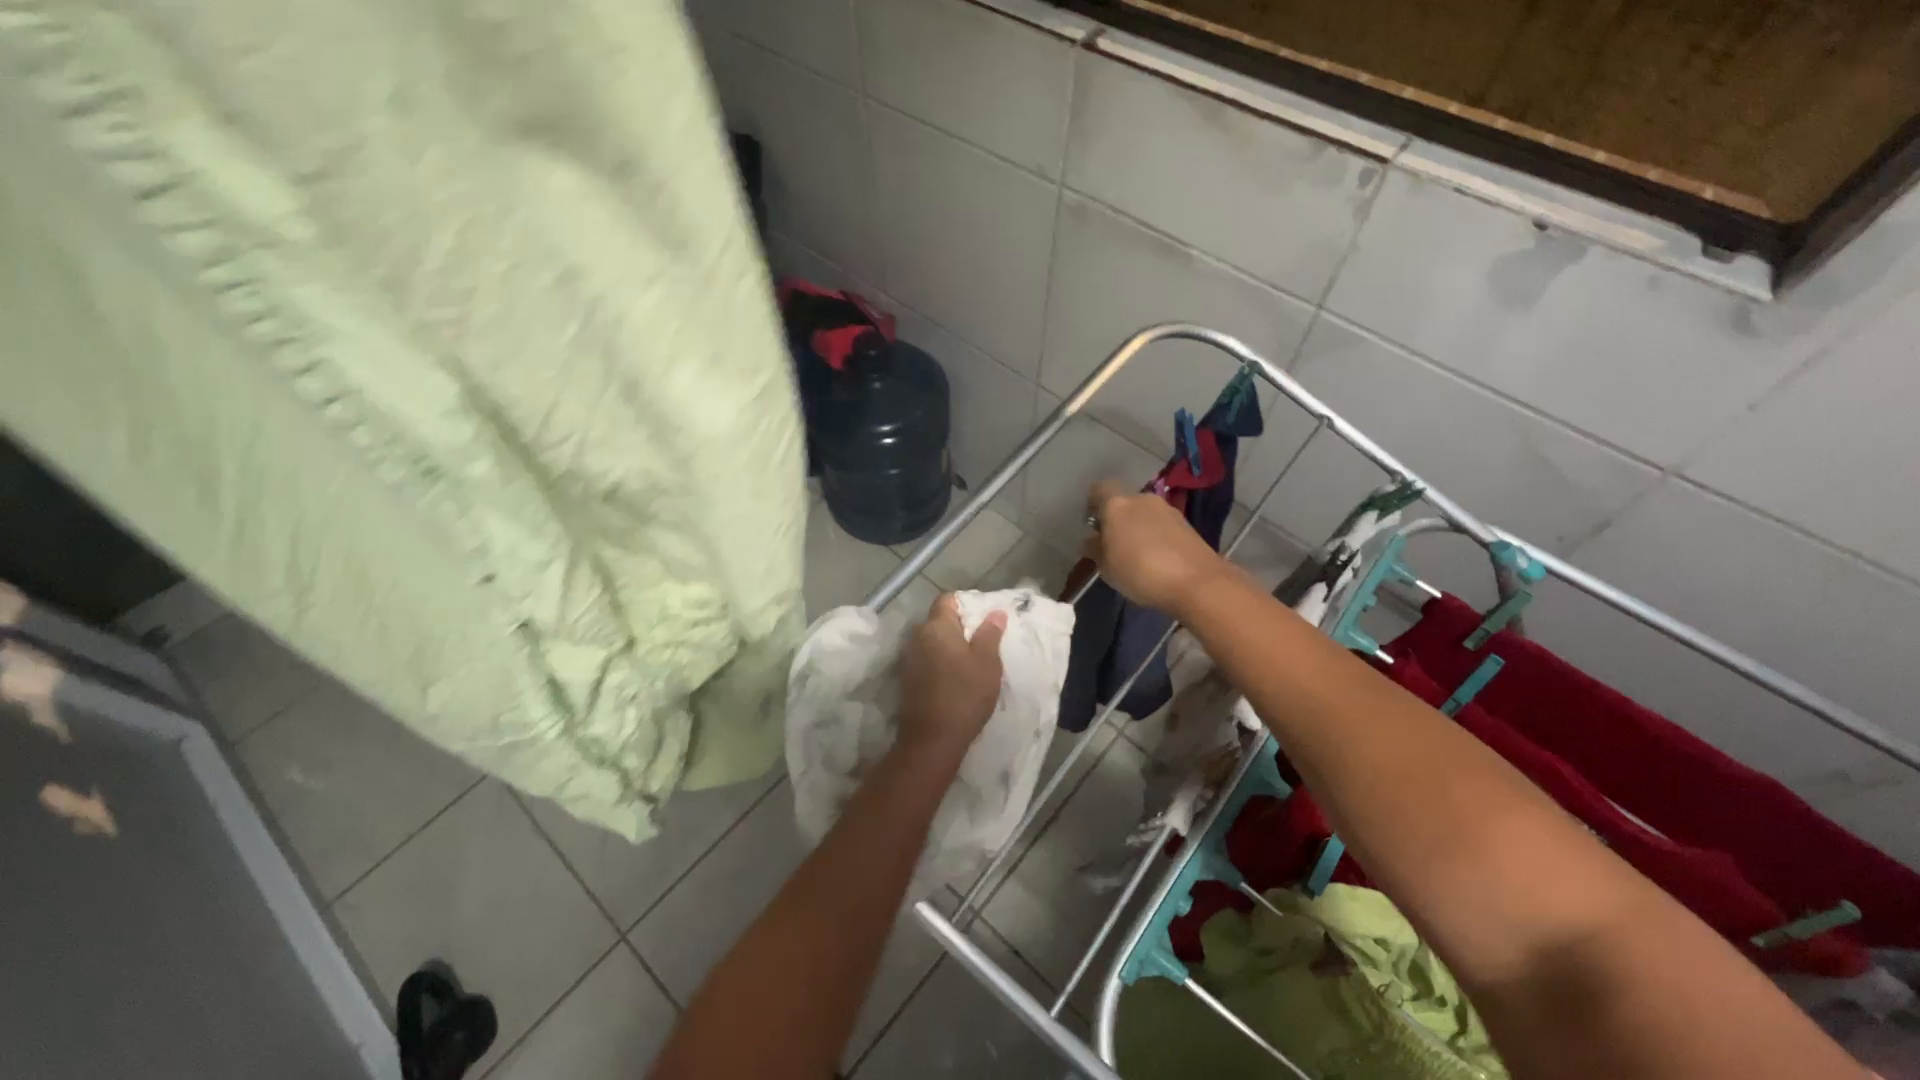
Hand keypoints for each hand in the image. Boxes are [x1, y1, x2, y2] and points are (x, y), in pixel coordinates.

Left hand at [897, 593, 1006, 755]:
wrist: (932, 739)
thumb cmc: (965, 694)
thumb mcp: (987, 662)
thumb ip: (990, 634)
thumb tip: (995, 612)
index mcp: (936, 627)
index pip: (947, 600)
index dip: (964, 603)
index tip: (982, 617)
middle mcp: (917, 637)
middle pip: (937, 621)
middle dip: (957, 627)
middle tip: (981, 641)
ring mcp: (909, 660)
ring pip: (931, 643)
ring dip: (948, 647)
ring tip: (970, 661)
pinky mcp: (907, 680)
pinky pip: (926, 661)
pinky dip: (939, 663)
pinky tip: (955, 679)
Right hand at [1083, 480, 1233, 615]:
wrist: (1197, 582)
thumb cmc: (1141, 573)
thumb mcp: (1107, 568)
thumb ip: (1096, 550)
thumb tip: (1090, 541)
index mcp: (1117, 505)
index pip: (1099, 489)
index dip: (1093, 504)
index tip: (1091, 525)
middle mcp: (1143, 499)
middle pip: (1124, 502)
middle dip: (1117, 519)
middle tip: (1113, 544)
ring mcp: (1168, 510)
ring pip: (1145, 513)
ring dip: (1138, 528)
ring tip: (1137, 555)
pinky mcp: (1187, 524)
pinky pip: (1162, 525)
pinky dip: (1156, 536)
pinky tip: (1158, 559)